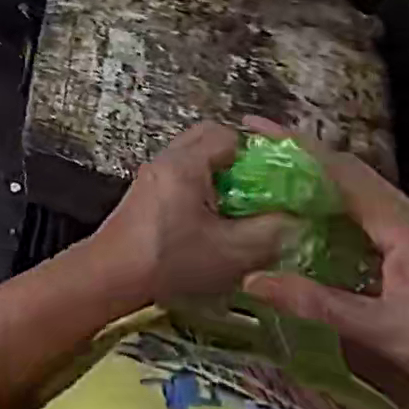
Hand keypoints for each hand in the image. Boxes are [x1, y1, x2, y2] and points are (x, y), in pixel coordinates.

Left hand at [90, 123, 292, 304]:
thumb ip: (273, 230)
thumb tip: (296, 216)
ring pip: (193, 158)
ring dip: (218, 176)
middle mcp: (165, 159)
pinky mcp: (145, 192)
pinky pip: (179, 175)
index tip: (275, 181)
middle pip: (207, 139)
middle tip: (259, 192)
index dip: (257, 153)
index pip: (227, 134)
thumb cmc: (172, 259)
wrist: (112, 274)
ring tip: (238, 209)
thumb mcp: (234, 251)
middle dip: (238, 160)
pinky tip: (211, 220)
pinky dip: (199, 187)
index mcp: (185, 163)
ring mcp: (151, 174)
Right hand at [238, 118, 408, 408]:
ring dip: (316, 188)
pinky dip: (335, 219)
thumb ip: (323, 304)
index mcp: (403, 225)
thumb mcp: (396, 334)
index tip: (250, 123)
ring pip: (360, 202)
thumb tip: (250, 279)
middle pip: (347, 177)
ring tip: (270, 188)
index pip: (338, 169)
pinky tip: (317, 237)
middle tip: (249, 155)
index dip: (293, 144)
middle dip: (298, 160)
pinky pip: (371, 227)